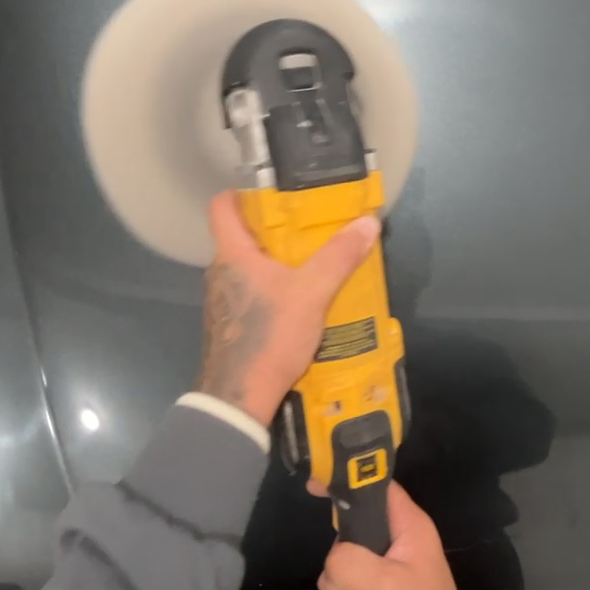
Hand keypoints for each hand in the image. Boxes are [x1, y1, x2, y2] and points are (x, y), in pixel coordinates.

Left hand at [196, 190, 379, 427]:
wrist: (240, 398)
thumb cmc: (269, 335)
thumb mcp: (312, 293)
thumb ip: (339, 257)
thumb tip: (368, 222)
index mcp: (232, 254)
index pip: (223, 206)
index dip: (243, 192)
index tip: (273, 191)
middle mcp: (221, 272)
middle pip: (243, 236)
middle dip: (277, 230)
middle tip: (311, 228)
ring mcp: (224, 300)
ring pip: (250, 267)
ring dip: (278, 262)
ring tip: (313, 264)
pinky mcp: (232, 324)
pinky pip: (253, 293)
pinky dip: (274, 289)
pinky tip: (301, 302)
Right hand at [319, 482, 510, 589]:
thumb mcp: (380, 586)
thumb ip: (348, 561)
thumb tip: (332, 564)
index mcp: (409, 526)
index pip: (376, 487)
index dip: (347, 482)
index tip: (314, 487)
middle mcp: (401, 542)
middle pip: (354, 533)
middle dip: (339, 567)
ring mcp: (393, 570)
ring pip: (349, 568)